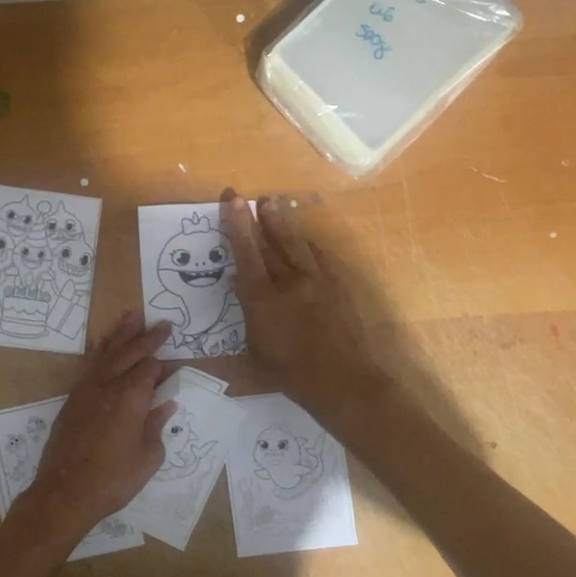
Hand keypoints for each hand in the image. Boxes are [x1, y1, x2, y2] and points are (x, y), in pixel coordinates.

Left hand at [16, 312, 177, 535]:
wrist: (65, 492)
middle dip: (147, 337)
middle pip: (130, 353)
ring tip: (132, 315)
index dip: (165, 367)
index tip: (177, 366)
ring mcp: (86, 390)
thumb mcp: (147, 457)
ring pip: (106, 354)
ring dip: (121, 335)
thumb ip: (156, 427)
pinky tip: (101, 344)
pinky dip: (98, 352)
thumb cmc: (113, 480)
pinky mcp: (72, 400)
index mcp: (131, 397)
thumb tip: (165, 406)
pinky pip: (88, 366)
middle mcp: (108, 386)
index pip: (151, 369)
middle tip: (163, 323)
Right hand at [221, 190, 391, 425]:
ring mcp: (318, 280)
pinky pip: (320, 256)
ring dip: (282, 223)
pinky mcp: (339, 285)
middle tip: (247, 196)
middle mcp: (290, 281)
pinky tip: (304, 240)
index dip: (236, 225)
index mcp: (262, 299)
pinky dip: (307, 244)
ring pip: (297, 243)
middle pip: (271, 241)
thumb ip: (248, 316)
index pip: (245, 253)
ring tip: (272, 205)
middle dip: (257, 216)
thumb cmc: (290, 375)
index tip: (232, 201)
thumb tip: (243, 291)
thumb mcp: (254, 350)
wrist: (343, 380)